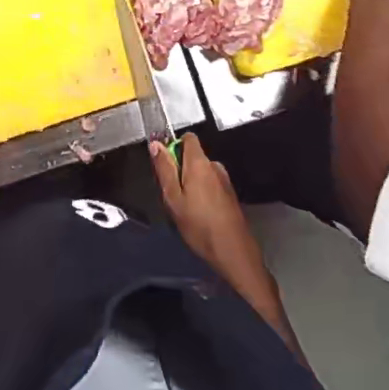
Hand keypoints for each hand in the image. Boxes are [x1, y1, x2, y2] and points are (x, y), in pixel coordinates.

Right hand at [150, 134, 266, 285]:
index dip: (174, 146)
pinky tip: (198, 214)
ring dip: (190, 183)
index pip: (188, 138)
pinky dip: (201, 192)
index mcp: (200, 163)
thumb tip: (155, 144)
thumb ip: (164, 169)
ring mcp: (224, 180)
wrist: (232, 251)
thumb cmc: (198, 224)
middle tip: (171, 194)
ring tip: (184, 207)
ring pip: (200, 172)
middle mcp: (215, 166)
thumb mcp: (173, 198)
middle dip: (179, 169)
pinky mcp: (229, 194)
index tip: (165, 165)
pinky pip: (209, 184)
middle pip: (193, 156)